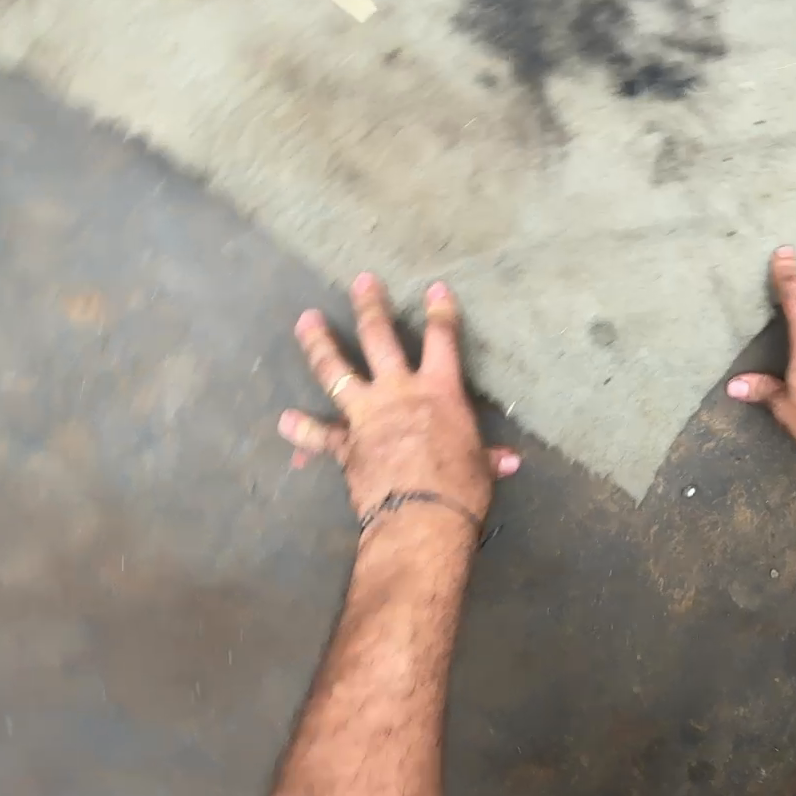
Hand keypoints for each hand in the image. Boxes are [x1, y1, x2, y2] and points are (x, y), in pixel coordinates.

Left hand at [278, 274, 519, 528]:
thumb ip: (489, 457)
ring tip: (306, 319)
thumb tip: (510, 462)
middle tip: (362, 281)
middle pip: (379, 338)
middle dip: (371, 307)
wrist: (421, 515)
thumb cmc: (462, 485)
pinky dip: (302, 430)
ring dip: (319, 344)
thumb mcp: (481, 467)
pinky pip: (320, 435)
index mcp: (440, 391)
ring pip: (336, 371)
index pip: (443, 340)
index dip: (441, 312)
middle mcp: (399, 392)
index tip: (435, 289)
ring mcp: (366, 415)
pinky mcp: (345, 444)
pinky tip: (286, 421)